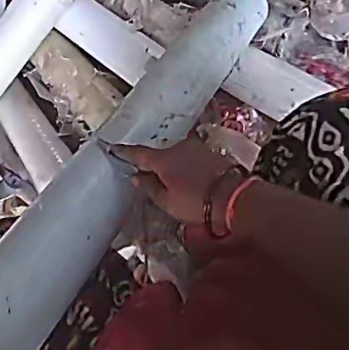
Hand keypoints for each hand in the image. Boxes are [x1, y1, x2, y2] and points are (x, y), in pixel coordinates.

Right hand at [114, 139, 239, 226]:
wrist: (235, 197)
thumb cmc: (196, 202)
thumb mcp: (167, 201)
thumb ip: (150, 187)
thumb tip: (138, 175)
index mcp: (163, 159)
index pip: (138, 153)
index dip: (124, 152)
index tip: (113, 148)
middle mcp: (178, 147)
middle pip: (158, 152)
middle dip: (151, 161)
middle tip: (145, 172)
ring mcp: (196, 147)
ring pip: (175, 153)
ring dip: (170, 163)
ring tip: (169, 177)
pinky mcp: (210, 152)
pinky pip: (189, 155)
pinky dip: (184, 163)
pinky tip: (186, 175)